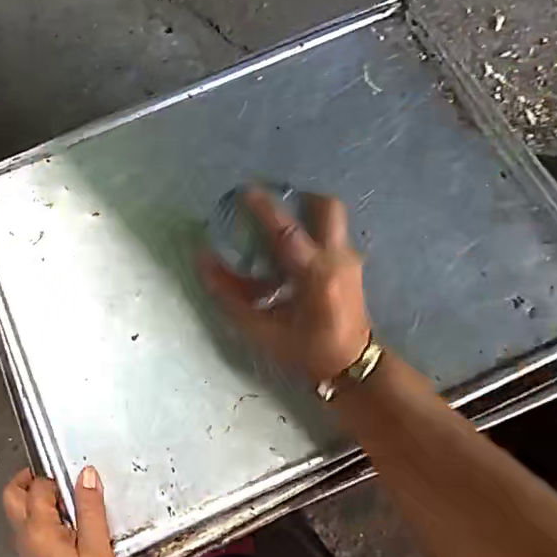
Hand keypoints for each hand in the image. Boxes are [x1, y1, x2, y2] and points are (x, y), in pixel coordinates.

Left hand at [0, 466, 119, 556]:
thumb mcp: (97, 546)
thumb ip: (90, 507)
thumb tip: (85, 474)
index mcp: (38, 530)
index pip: (37, 487)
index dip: (57, 478)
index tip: (79, 480)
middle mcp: (25, 536)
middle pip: (13, 495)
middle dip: (33, 479)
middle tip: (63, 480)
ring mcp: (27, 548)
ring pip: (21, 509)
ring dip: (41, 497)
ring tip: (74, 502)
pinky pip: (32, 524)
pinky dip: (46, 514)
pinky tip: (73, 522)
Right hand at [199, 188, 372, 384]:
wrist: (353, 365)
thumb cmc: (306, 349)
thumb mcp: (261, 329)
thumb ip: (230, 294)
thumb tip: (203, 259)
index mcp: (316, 274)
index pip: (286, 231)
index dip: (264, 207)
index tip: (245, 191)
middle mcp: (337, 258)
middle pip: (326, 207)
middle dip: (301, 197)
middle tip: (276, 201)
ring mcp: (350, 258)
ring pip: (333, 217)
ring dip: (309, 211)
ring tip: (282, 223)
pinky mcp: (353, 264)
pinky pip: (333, 233)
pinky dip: (314, 231)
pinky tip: (296, 250)